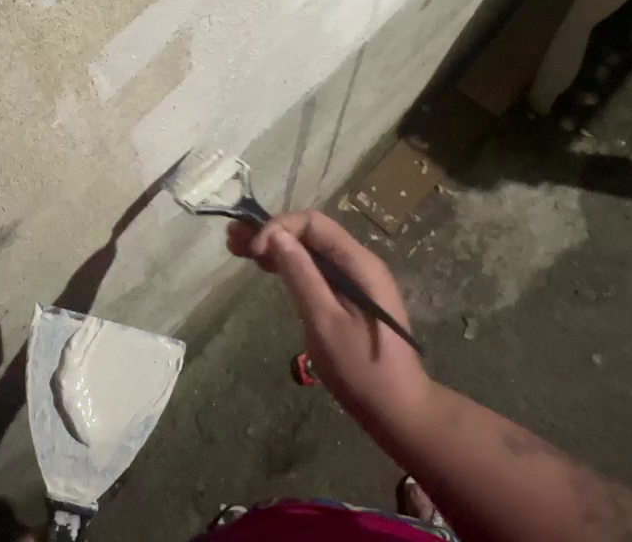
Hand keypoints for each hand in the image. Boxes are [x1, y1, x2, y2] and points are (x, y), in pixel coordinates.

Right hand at [227, 210, 432, 425]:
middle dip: (271, 232)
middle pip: (310, 233)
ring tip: (238, 249)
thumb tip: (274, 235)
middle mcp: (358, 263)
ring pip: (310, 250)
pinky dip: (289, 265)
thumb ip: (301, 275)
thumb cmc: (362, 369)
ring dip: (276, 247)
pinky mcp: (348, 297)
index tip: (254, 252)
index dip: (278, 227)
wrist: (399, 410)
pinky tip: (265, 267)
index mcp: (358, 263)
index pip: (313, 223)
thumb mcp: (325, 322)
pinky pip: (316, 269)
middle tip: (232, 240)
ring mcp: (355, 280)